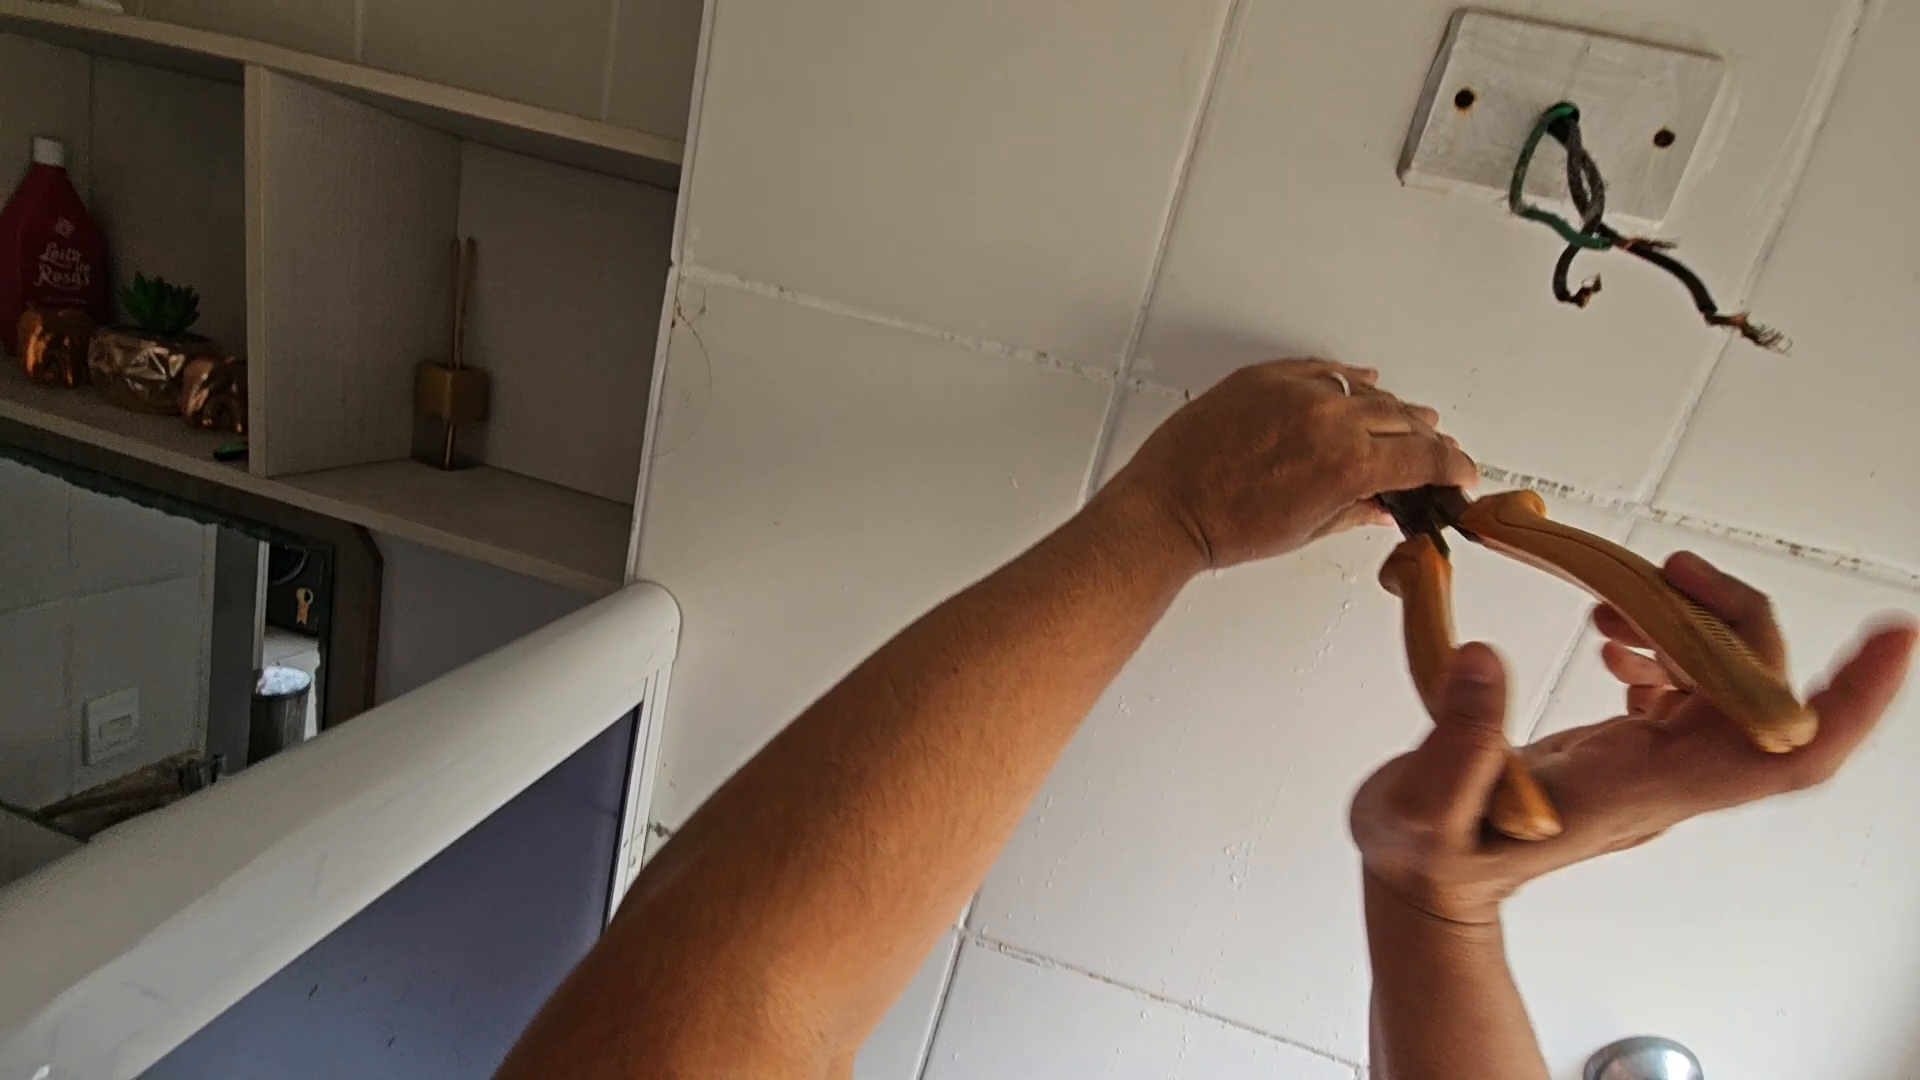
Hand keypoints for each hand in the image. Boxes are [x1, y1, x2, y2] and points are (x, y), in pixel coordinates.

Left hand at [1106, 359, 1476, 568]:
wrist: (1167, 509)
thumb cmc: (1222, 527)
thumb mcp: (1304, 530)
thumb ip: (1355, 510)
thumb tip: (1383, 506)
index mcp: (1347, 464)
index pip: (1427, 457)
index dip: (1454, 467)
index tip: (1459, 474)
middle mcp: (1327, 419)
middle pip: (1402, 418)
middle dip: (1423, 439)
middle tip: (1428, 452)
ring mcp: (1293, 392)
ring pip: (1364, 391)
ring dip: (1387, 409)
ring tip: (1398, 421)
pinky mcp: (1262, 378)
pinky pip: (1321, 370)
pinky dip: (1344, 380)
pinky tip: (1358, 382)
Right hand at [1351, 552, 1914, 924]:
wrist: (1431, 877)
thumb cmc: (1431, 853)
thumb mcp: (1423, 801)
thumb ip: (1458, 734)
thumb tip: (1485, 656)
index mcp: (1628, 793)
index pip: (1774, 754)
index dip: (1841, 701)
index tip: (1887, 640)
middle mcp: (1656, 782)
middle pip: (1754, 703)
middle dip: (1734, 624)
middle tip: (1677, 570)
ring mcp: (1642, 769)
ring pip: (1720, 693)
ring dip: (1691, 631)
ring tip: (1622, 595)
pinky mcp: (1617, 754)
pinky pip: (1678, 698)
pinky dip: (1660, 651)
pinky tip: (1616, 638)